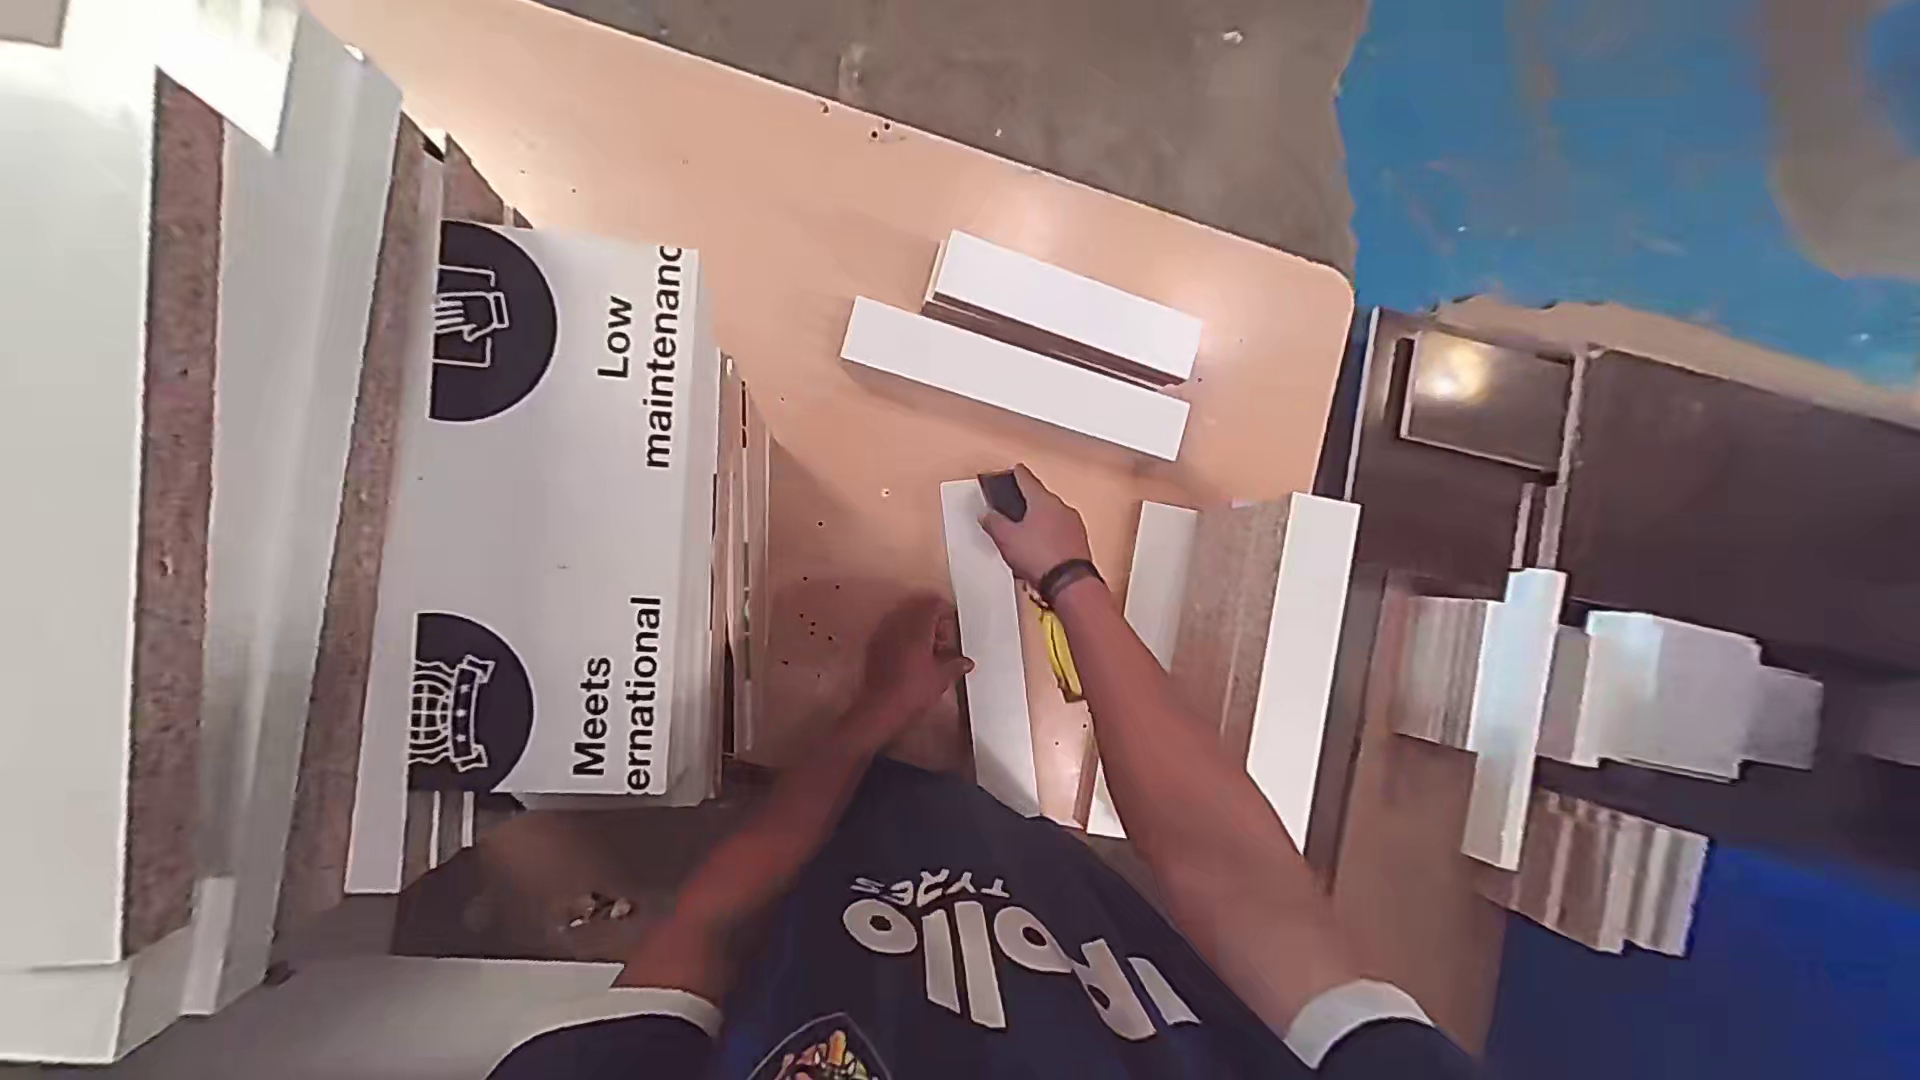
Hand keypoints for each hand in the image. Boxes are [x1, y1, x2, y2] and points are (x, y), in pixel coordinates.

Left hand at [852, 594, 972, 742]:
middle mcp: (898, 627)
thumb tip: (964, 663)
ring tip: (928, 649)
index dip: (945, 611)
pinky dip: (903, 638)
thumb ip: (956, 665)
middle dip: (931, 621)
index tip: (951, 620)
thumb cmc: (912, 692)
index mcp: (917, 629)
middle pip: (917, 610)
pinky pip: (891, 632)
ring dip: (917, 628)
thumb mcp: (942, 678)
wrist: (882, 709)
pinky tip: (911, 656)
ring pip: (903, 620)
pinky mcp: (874, 648)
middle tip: (943, 639)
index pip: (932, 606)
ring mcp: (883, 636)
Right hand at [978, 464, 1094, 583]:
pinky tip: (1040, 553)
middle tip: (1013, 510)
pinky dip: (1049, 538)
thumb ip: (993, 522)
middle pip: (1040, 499)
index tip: (1014, 469)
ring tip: (1024, 539)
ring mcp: (1074, 525)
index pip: (1027, 479)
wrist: (1069, 583)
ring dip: (1039, 523)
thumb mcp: (1006, 539)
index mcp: (1043, 501)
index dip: (1017, 474)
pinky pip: (1060, 534)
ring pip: (1052, 517)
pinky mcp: (1079, 543)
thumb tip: (986, 514)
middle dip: (1026, 504)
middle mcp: (1062, 508)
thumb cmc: (1041, 557)